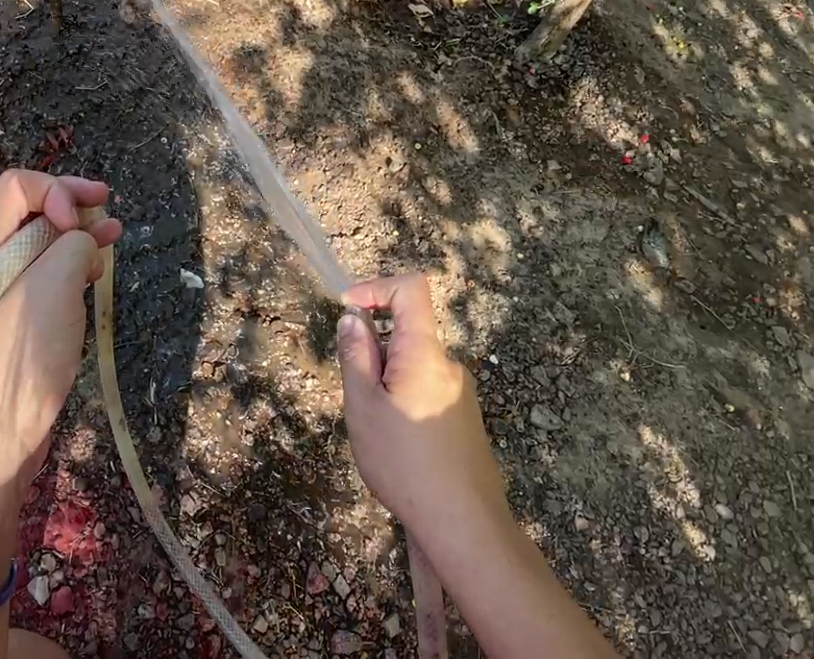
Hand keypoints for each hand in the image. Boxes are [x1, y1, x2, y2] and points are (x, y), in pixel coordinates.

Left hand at [0, 170, 121, 490]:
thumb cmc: (18, 354)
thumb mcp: (53, 283)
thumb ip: (72, 245)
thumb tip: (81, 245)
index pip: (18, 184)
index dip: (56, 189)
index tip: (81, 221)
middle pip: (29, 208)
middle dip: (71, 202)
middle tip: (108, 205)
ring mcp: (0, 292)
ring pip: (40, 242)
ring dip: (78, 232)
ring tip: (115, 233)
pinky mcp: (15, 319)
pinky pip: (44, 274)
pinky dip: (72, 263)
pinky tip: (97, 268)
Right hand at [337, 275, 506, 535]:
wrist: (465, 525)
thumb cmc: (405, 461)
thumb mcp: (363, 407)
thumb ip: (356, 356)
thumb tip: (352, 319)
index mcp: (424, 352)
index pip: (411, 288)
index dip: (377, 286)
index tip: (348, 309)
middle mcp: (449, 363)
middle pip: (408, 331)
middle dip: (374, 350)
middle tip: (357, 395)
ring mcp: (462, 392)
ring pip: (414, 365)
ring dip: (387, 380)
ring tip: (377, 429)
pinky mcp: (465, 418)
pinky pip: (426, 389)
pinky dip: (404, 399)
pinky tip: (398, 445)